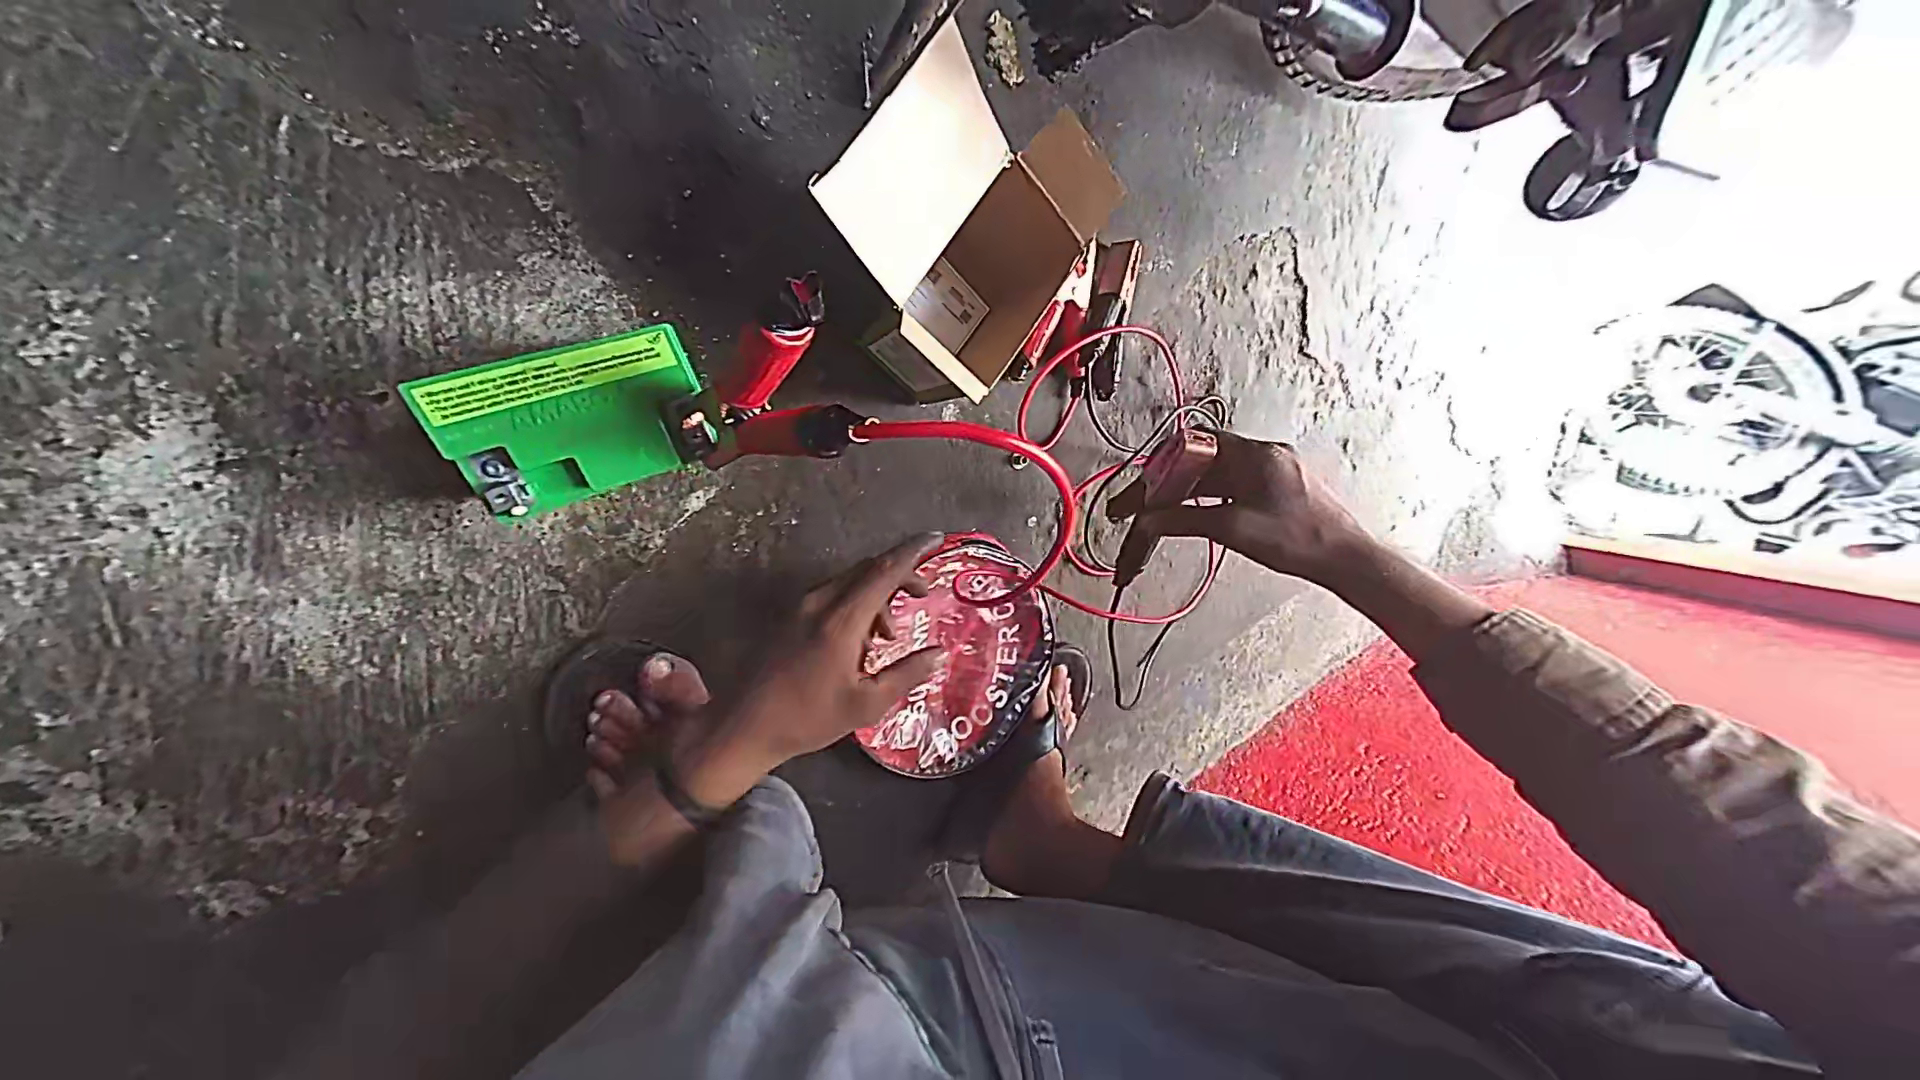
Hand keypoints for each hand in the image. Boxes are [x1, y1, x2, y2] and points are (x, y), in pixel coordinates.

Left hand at [673, 534, 947, 806]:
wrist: (744, 726)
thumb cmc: (807, 718)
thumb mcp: (867, 704)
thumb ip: (907, 673)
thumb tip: (939, 652)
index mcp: (841, 621)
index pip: (884, 571)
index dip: (913, 551)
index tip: (935, 538)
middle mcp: (819, 603)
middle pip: (868, 568)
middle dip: (900, 574)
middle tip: (921, 595)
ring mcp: (801, 607)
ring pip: (850, 580)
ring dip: (877, 594)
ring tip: (887, 635)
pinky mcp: (790, 616)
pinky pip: (833, 593)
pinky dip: (856, 602)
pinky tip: (859, 639)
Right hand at [1106, 431, 1368, 587]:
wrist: (1345, 559)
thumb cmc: (1301, 539)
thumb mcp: (1232, 528)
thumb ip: (1183, 520)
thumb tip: (1148, 520)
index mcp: (1256, 454)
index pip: (1198, 442)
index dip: (1167, 460)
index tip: (1149, 480)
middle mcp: (1265, 455)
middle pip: (1204, 459)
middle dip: (1173, 480)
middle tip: (1149, 501)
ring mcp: (1273, 471)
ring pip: (1218, 473)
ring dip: (1190, 491)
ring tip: (1166, 512)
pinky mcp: (1277, 488)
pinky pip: (1233, 485)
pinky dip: (1210, 497)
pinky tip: (1197, 514)